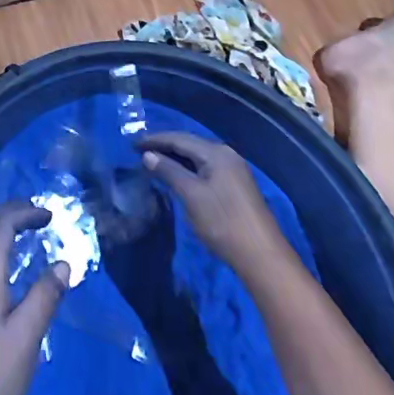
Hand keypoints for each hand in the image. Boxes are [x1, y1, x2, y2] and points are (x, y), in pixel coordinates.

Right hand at [138, 132, 293, 272]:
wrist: (261, 256)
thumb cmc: (223, 222)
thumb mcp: (191, 195)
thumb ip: (169, 171)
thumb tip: (148, 155)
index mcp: (216, 153)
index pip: (179, 138)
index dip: (154, 140)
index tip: (132, 144)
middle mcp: (227, 155)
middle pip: (190, 144)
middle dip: (164, 146)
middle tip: (140, 150)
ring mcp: (233, 170)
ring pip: (198, 156)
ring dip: (175, 157)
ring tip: (153, 161)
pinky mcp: (235, 185)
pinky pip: (205, 167)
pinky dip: (187, 168)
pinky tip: (177, 175)